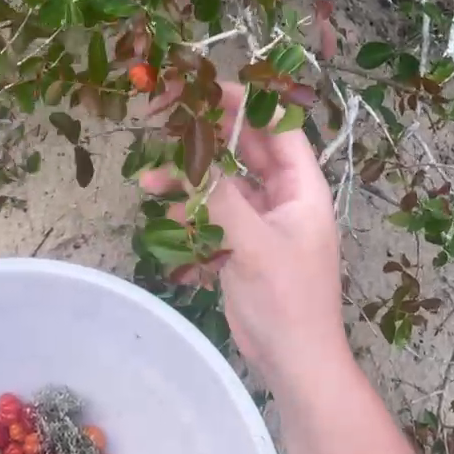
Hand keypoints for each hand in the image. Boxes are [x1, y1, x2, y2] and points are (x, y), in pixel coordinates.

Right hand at [142, 84, 345, 384]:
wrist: (293, 361)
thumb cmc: (287, 300)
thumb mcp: (255, 244)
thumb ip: (222, 199)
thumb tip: (191, 162)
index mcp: (302, 187)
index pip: (277, 128)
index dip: (246, 105)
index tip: (206, 92)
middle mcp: (283, 196)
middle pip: (244, 150)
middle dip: (207, 138)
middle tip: (168, 122)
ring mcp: (260, 219)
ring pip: (222, 182)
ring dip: (190, 178)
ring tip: (151, 179)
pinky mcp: (240, 241)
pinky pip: (213, 211)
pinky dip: (191, 208)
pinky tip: (166, 210)